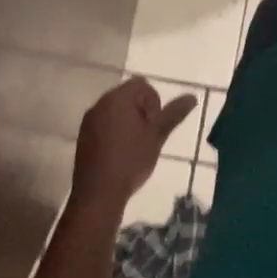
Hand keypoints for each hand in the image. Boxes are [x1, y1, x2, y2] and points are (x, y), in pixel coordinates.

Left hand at [71, 77, 198, 209]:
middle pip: (128, 95)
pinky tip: (120, 153)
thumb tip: (193, 96)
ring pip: (116, 110)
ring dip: (129, 121)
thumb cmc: (131, 160)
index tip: (154, 125)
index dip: (154, 102)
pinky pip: (104, 123)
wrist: (98, 193)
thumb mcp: (157, 136)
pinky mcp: (83, 135)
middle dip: (141, 111)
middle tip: (148, 136)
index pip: (142, 84)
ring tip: (135, 146)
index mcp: (118, 98)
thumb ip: (173, 114)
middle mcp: (100, 103)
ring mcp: (89, 119)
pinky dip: (115, 131)